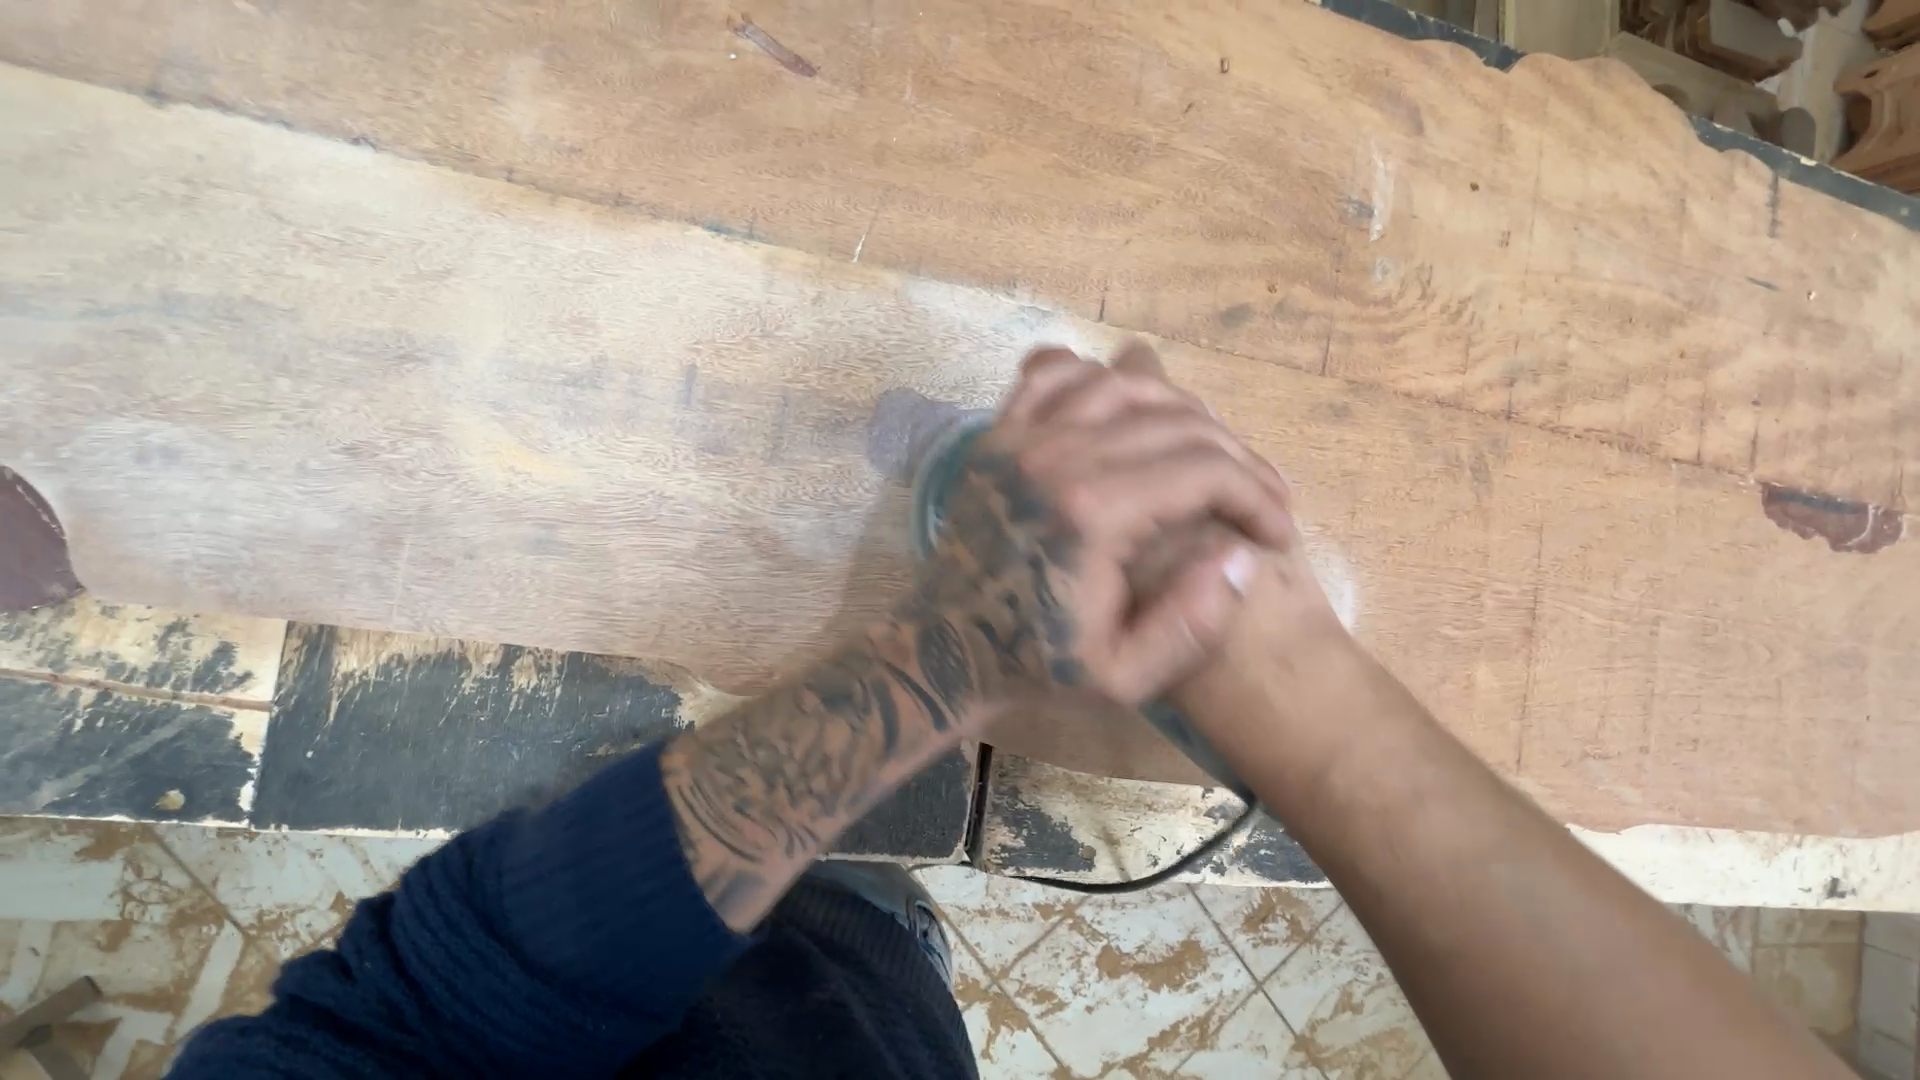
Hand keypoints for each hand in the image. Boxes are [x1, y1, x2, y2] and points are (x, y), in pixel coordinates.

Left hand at [901, 345, 1293, 706]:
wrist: (947, 648)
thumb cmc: (1036, 665)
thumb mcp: (1123, 677)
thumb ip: (1191, 624)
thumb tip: (1242, 556)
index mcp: (1092, 513)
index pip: (1204, 470)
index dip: (1257, 495)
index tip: (1278, 530)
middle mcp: (1057, 456)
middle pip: (1174, 422)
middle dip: (1235, 456)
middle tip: (1260, 495)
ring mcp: (1021, 438)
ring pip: (1124, 386)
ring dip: (1181, 411)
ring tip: (1209, 450)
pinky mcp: (998, 437)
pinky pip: (1053, 375)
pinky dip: (1098, 377)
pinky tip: (1126, 403)